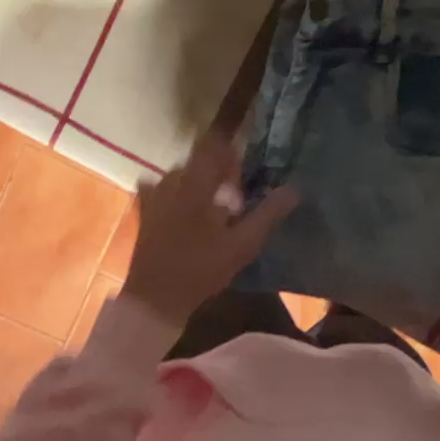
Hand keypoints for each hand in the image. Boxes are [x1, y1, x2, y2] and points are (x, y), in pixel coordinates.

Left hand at [123, 136, 299, 325]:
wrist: (155, 299)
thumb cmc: (201, 270)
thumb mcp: (241, 245)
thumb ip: (268, 214)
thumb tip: (294, 189)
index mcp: (195, 183)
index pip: (215, 144)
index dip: (233, 142)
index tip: (248, 150)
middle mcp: (171, 180)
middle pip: (200, 160)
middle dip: (220, 169)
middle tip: (239, 190)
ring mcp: (153, 195)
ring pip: (184, 175)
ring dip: (202, 183)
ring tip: (219, 207)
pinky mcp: (145, 212)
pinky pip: (166, 190)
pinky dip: (181, 195)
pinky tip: (191, 214)